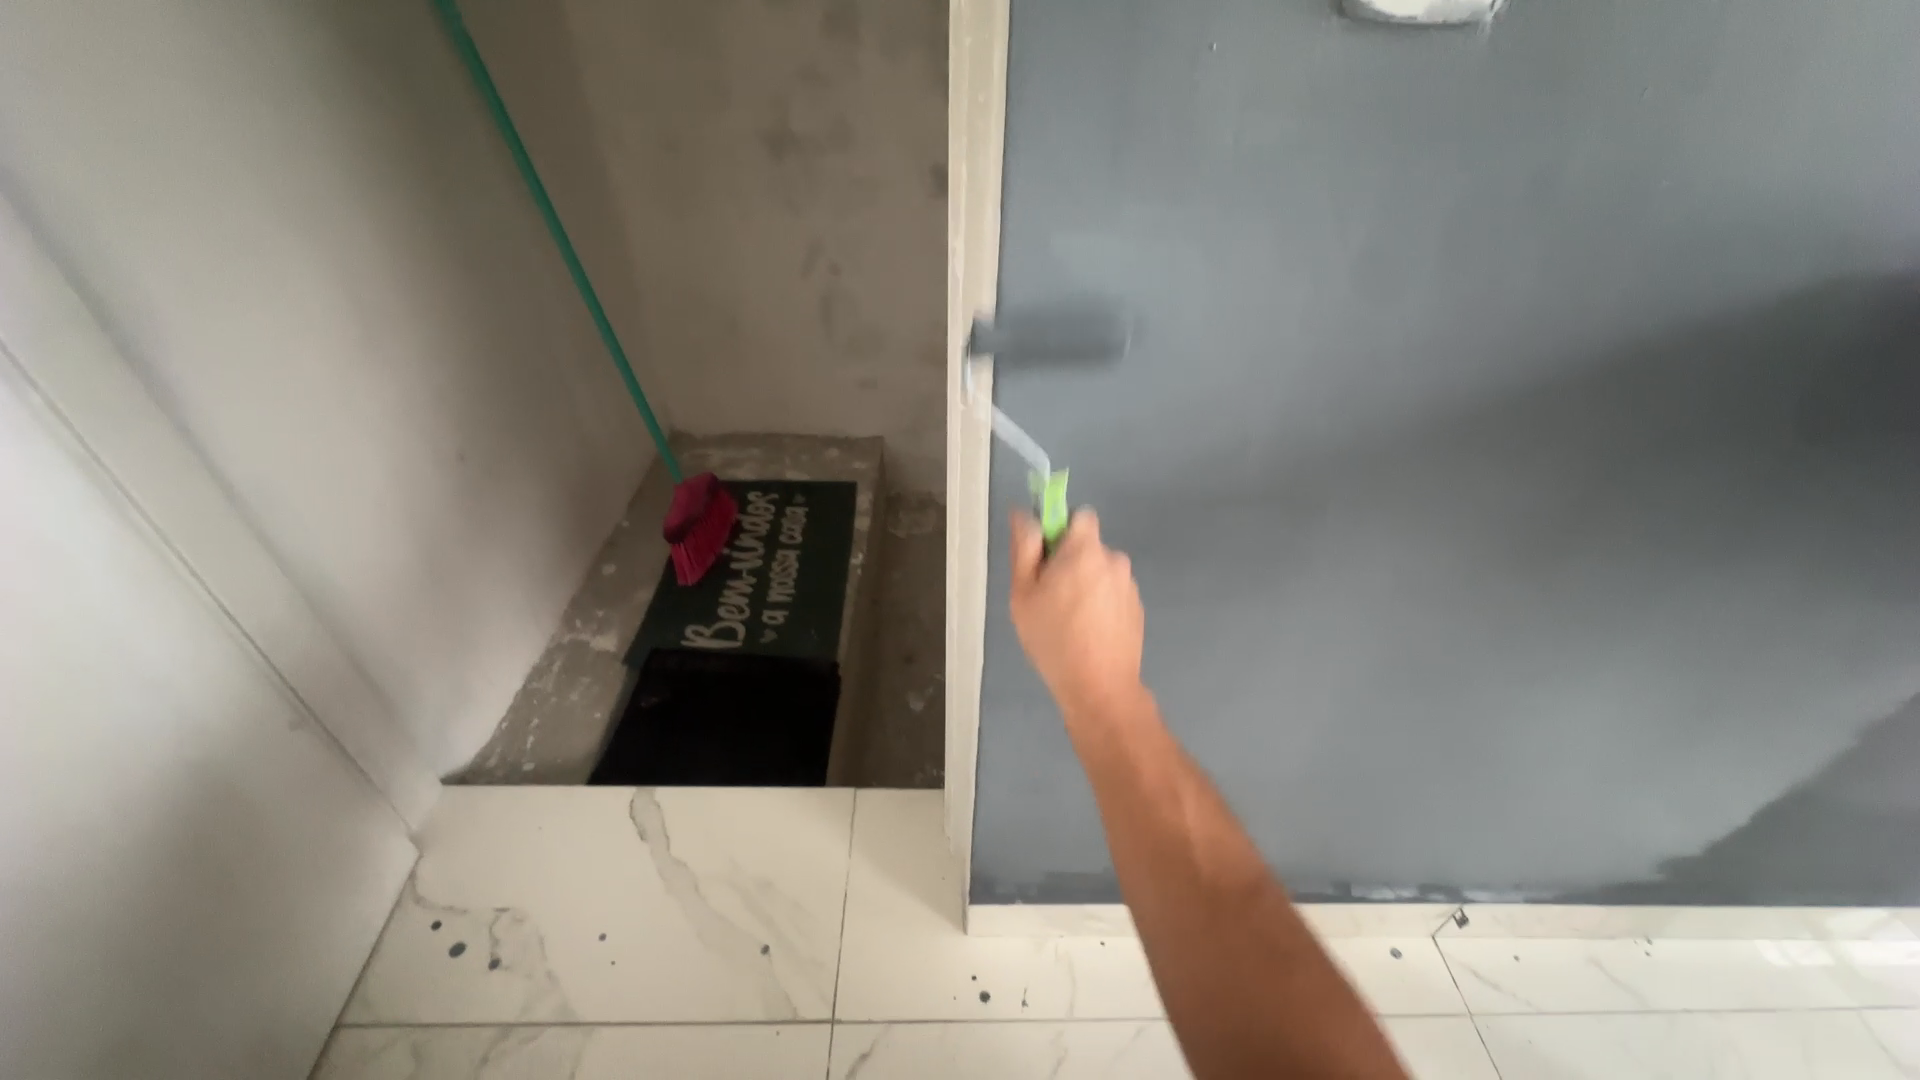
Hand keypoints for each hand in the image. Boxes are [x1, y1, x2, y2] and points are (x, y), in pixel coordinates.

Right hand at [1009, 509, 1146, 720]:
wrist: (1100, 687)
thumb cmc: (1053, 638)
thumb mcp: (1023, 593)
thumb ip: (1025, 548)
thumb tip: (1024, 514)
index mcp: (1085, 550)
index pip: (1079, 516)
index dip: (1060, 530)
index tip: (1045, 558)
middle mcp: (1114, 560)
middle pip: (1088, 547)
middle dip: (1070, 562)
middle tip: (1048, 596)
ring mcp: (1129, 586)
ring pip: (1100, 572)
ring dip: (1086, 585)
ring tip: (1068, 621)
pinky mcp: (1137, 609)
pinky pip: (1112, 594)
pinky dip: (1100, 605)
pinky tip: (1088, 634)